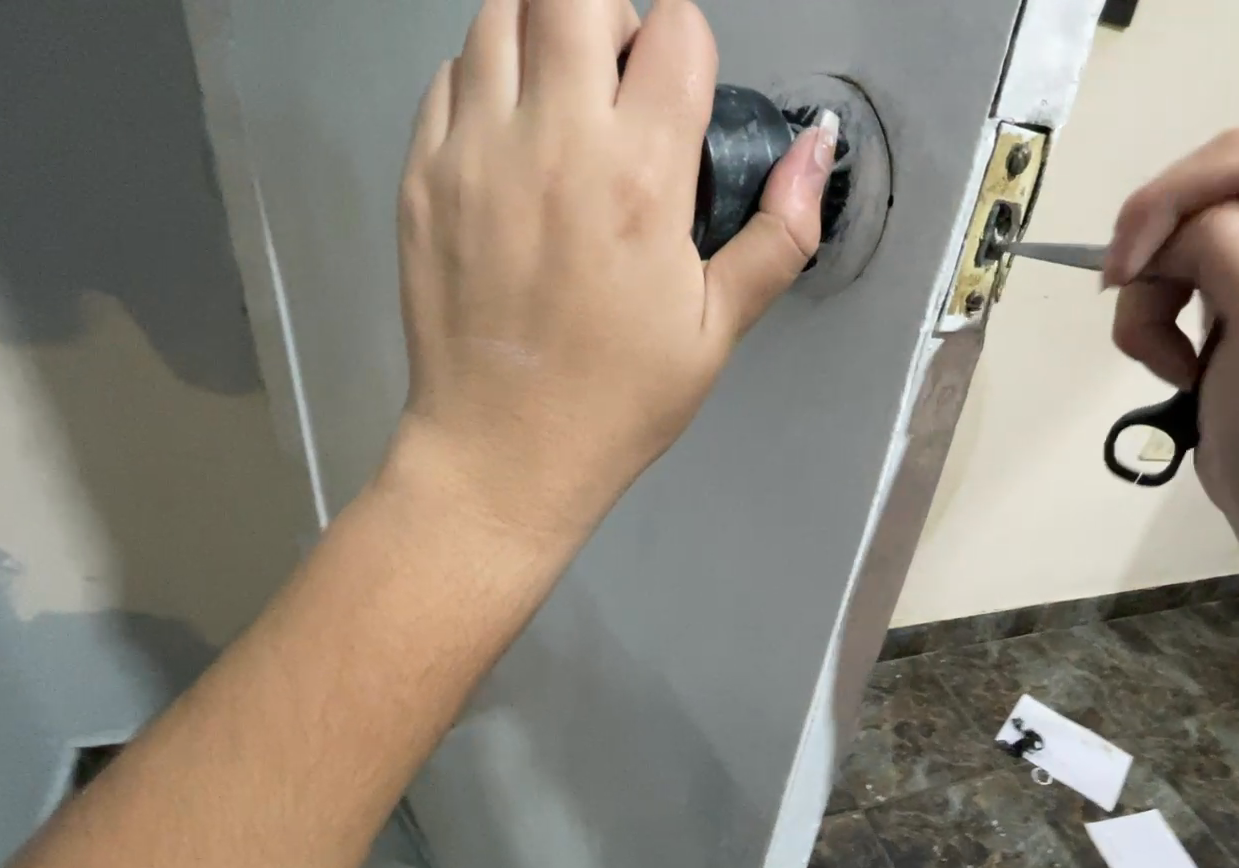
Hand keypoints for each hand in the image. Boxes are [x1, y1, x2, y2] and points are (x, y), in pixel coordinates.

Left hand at [389, 0, 834, 541]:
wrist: (505, 451)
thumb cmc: (623, 399)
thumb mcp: (720, 329)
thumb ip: (779, 234)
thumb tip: (817, 147)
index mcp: (641, 180)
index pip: (676, 31)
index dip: (691, 54)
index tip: (684, 107)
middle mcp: (553, 140)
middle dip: (613, 18)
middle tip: (623, 87)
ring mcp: (474, 150)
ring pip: (503, 12)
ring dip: (548, 35)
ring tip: (568, 108)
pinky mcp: (421, 172)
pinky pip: (452, 74)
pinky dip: (491, 79)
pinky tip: (514, 143)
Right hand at [1103, 130, 1238, 548]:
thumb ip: (1227, 245)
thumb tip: (1167, 238)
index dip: (1172, 200)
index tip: (1124, 268)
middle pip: (1201, 202)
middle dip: (1157, 266)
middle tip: (1142, 325)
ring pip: (1172, 249)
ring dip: (1150, 308)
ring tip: (1171, 366)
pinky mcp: (1235, 308)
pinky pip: (1169, 287)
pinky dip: (1153, 329)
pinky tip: (1179, 371)